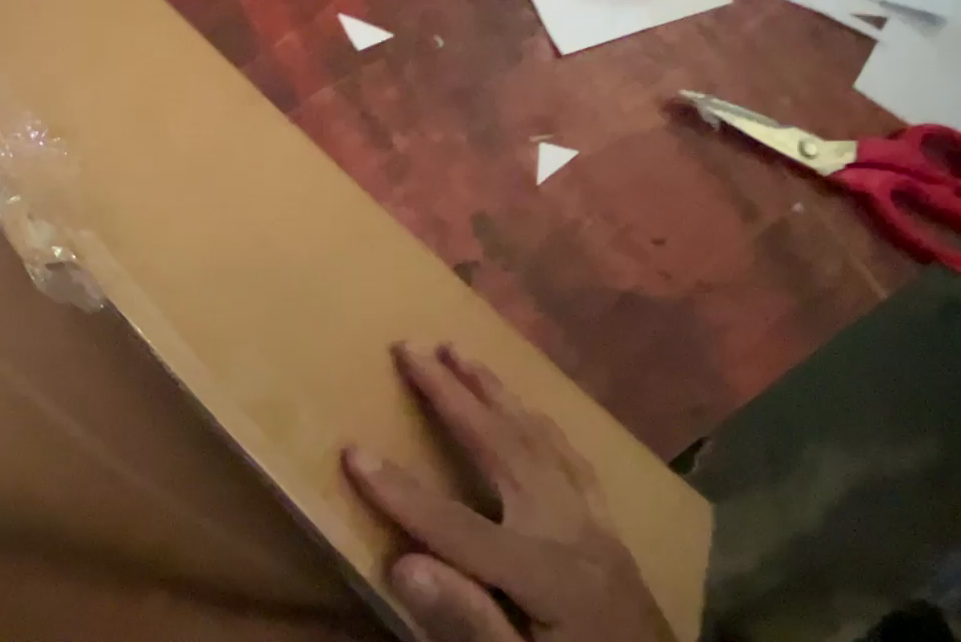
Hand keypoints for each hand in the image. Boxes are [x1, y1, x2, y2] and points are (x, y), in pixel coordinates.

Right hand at [343, 343, 675, 641]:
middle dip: (450, 393)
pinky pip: (572, 457)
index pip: (456, 526)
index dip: (399, 492)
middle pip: (502, 445)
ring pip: (538, 436)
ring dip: (494, 390)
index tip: (350, 452)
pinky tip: (528, 410)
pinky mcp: (609, 529)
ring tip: (460, 351)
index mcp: (549, 575)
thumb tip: (404, 564)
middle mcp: (572, 531)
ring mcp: (595, 524)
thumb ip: (469, 624)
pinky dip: (542, 423)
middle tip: (411, 347)